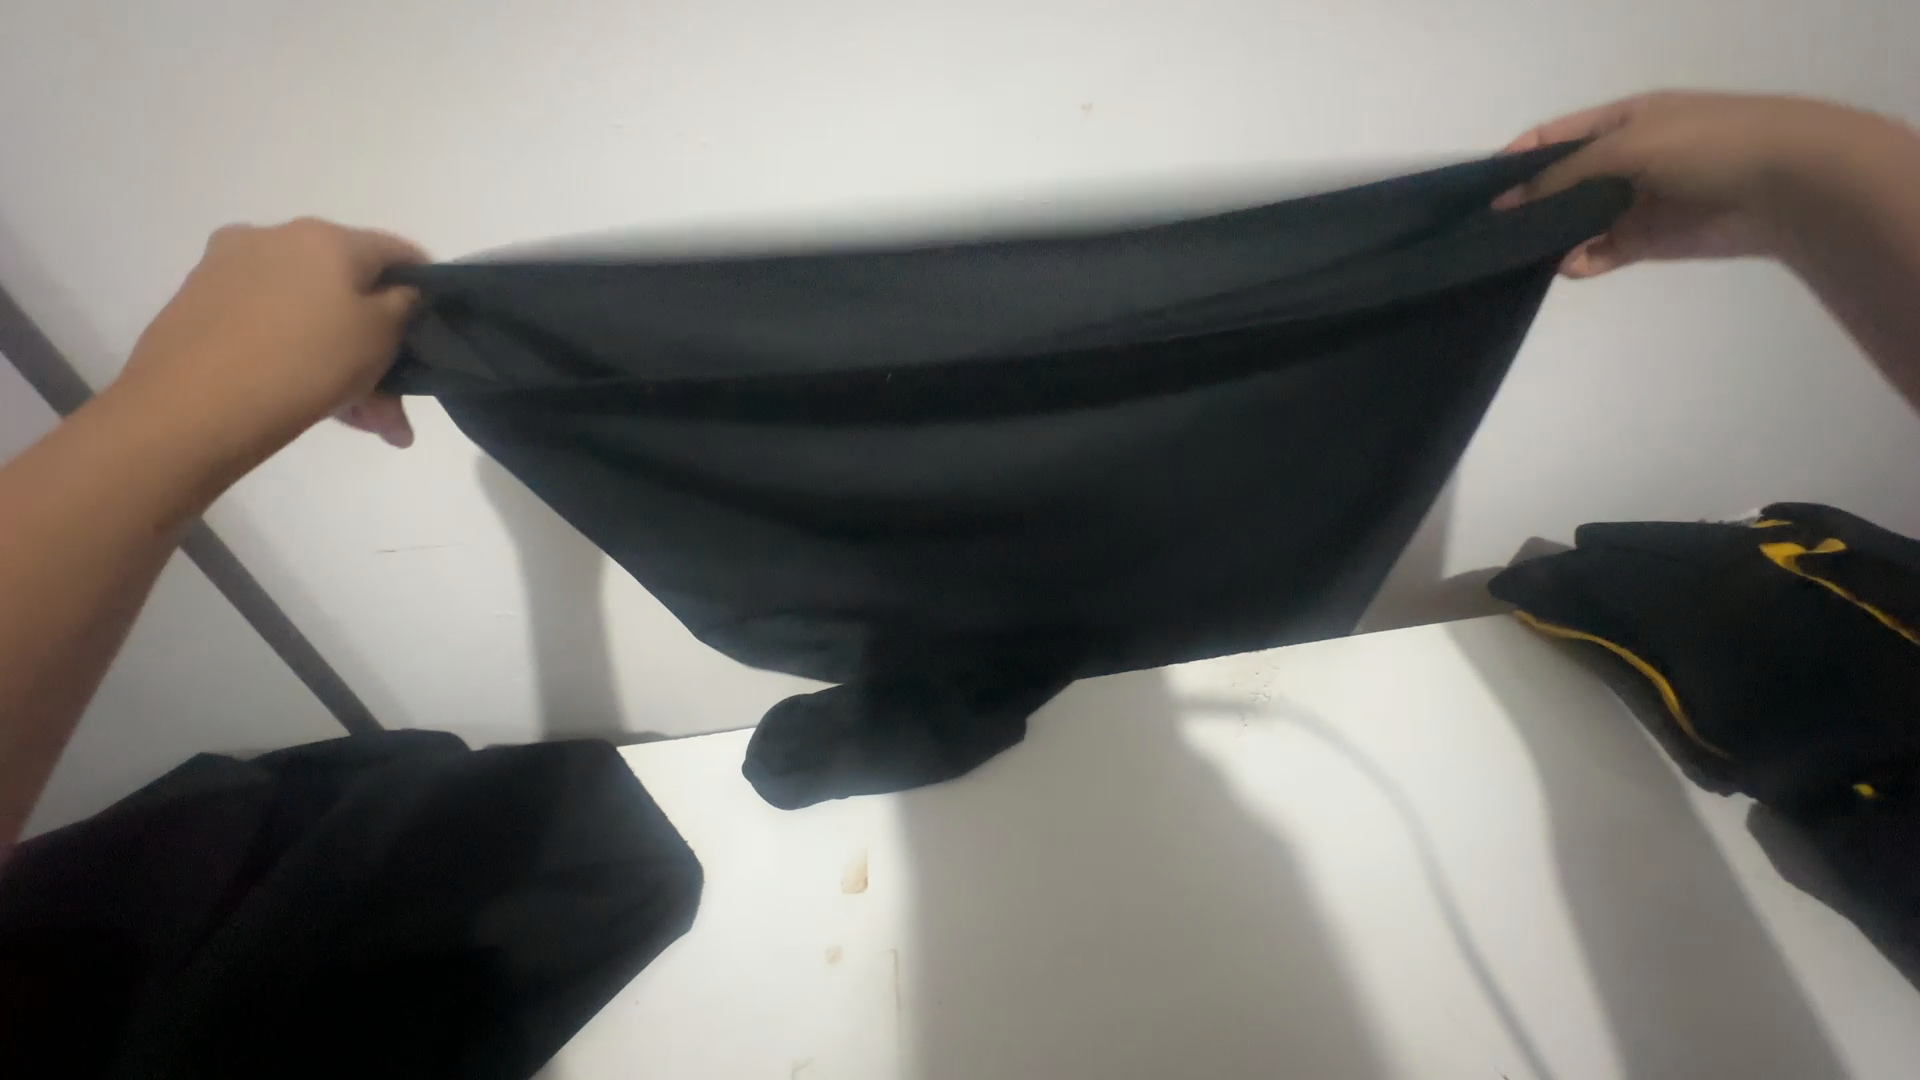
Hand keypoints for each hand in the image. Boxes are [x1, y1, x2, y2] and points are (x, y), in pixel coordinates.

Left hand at [118, 218, 427, 452]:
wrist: (198, 401)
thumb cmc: (311, 358)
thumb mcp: (385, 332)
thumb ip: (406, 303)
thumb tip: (403, 290)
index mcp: (326, 238)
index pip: (396, 250)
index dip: (426, 283)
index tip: (439, 320)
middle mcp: (275, 238)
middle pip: (350, 288)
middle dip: (382, 340)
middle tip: (400, 391)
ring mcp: (230, 267)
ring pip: (314, 314)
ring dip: (349, 361)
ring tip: (368, 419)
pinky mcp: (201, 301)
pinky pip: (277, 326)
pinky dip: (307, 358)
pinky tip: (327, 404)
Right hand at [1494, 91, 1890, 277]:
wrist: (1788, 185)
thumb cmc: (1707, 145)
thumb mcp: (1623, 147)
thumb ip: (1557, 178)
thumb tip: (1501, 206)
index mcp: (1618, 125)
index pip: (1550, 140)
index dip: (1512, 163)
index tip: (1477, 194)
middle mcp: (1619, 162)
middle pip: (1553, 187)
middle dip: (1522, 208)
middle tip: (1485, 234)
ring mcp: (1628, 203)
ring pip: (1567, 225)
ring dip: (1546, 240)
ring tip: (1523, 255)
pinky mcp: (1639, 241)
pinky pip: (1593, 254)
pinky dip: (1577, 262)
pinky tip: (1570, 265)